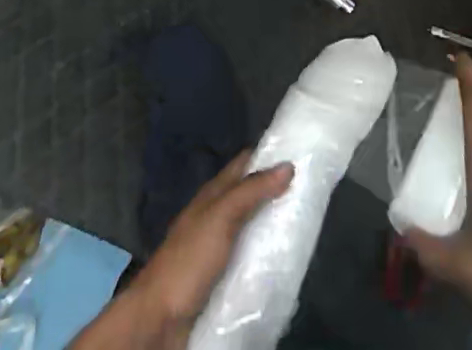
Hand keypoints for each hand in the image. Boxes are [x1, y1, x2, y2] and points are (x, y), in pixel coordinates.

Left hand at [71, 151, 292, 349]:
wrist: (159, 318)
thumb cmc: (189, 259)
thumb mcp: (220, 217)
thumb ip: (251, 191)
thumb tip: (288, 165)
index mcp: (213, 196)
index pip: (244, 165)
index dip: (268, 155)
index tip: (301, 153)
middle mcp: (216, 216)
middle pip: (251, 196)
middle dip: (277, 192)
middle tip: (312, 192)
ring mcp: (219, 248)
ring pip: (253, 227)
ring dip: (274, 226)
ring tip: (308, 225)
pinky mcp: (223, 276)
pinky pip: (251, 259)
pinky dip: (267, 256)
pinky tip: (288, 260)